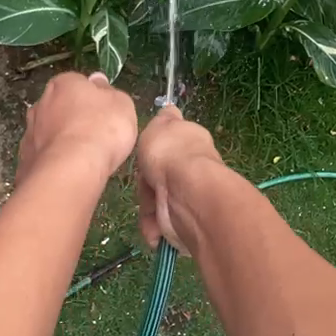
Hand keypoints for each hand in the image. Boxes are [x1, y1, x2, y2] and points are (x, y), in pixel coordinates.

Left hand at [17, 72, 138, 185]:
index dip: (92, 98)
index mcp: (63, 84)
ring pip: (48, 132)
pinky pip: (42, 157)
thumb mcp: (121, 104)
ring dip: (59, 140)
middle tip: (92, 135)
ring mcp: (30, 132)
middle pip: (59, 107)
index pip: (77, 83)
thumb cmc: (101, 130)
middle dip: (71, 118)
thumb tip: (97, 81)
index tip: (103, 113)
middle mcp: (41, 103)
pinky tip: (65, 172)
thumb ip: (109, 91)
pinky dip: (52, 162)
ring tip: (79, 158)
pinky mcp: (25, 159)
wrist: (72, 169)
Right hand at [133, 105, 226, 252]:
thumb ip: (163, 119)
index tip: (145, 157)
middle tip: (146, 184)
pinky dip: (154, 227)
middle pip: (155, 177)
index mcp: (189, 142)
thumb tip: (171, 108)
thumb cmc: (169, 154)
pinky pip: (160, 223)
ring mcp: (188, 195)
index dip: (151, 152)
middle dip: (146, 186)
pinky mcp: (185, 221)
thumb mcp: (161, 124)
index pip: (167, 146)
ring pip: (154, 202)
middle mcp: (190, 168)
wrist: (187, 194)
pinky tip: (156, 227)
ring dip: (148, 209)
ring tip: (153, 210)